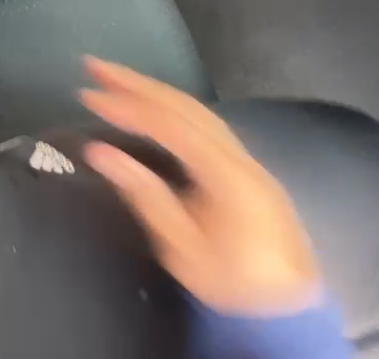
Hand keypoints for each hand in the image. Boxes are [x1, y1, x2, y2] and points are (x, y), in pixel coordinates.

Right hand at [80, 57, 323, 317]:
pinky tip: (152, 104)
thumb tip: (100, 151)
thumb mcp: (182, 248)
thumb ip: (145, 194)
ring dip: (153, 89)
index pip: (170, 125)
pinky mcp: (248, 167)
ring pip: (197, 109)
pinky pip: (205, 121)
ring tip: (115, 78)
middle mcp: (241, 156)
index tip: (88, 95)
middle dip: (136, 82)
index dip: (127, 105)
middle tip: (94, 66)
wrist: (289, 313)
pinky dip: (172, 105)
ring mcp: (249, 159)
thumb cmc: (231, 284)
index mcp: (227, 175)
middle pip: (184, 106)